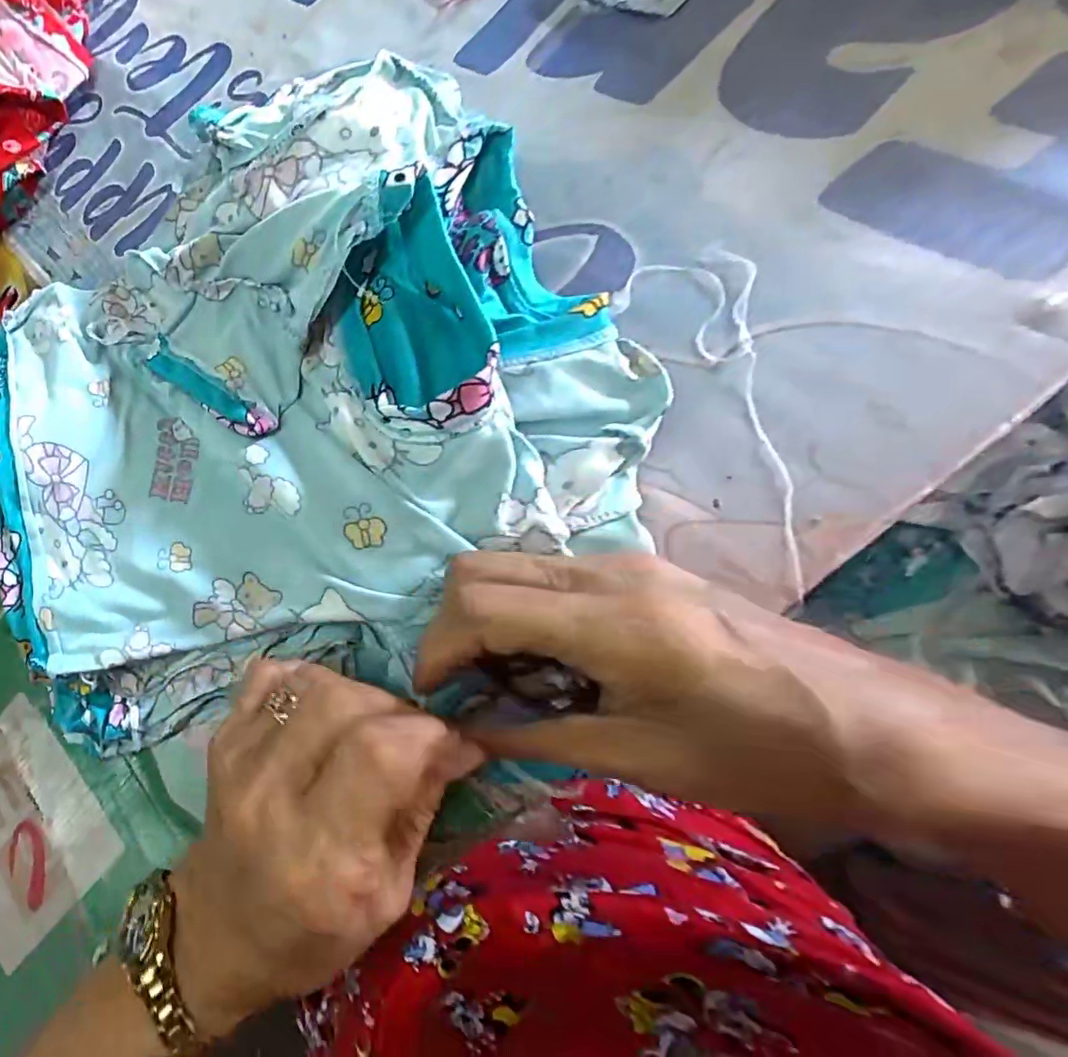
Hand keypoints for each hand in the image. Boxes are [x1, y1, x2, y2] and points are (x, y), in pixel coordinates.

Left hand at [169, 659, 481, 1034]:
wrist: (223, 923)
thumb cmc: (315, 930)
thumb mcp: (389, 894)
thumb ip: (420, 808)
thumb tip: (460, 741)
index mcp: (324, 850)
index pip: (377, 752)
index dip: (425, 731)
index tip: (448, 741)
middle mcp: (272, 791)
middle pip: (340, 701)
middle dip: (392, 707)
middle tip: (408, 734)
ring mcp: (237, 756)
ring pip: (306, 681)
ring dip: (352, 691)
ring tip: (365, 723)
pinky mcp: (220, 737)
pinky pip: (266, 675)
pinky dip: (303, 680)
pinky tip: (318, 710)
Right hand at [413, 551, 1024, 835]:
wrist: (888, 732)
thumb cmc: (765, 757)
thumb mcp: (638, 760)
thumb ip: (530, 737)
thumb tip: (458, 730)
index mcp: (613, 621)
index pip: (478, 606)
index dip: (437, 648)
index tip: (432, 693)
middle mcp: (608, 571)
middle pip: (474, 568)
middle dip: (447, 626)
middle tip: (461, 680)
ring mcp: (625, 561)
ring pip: (505, 563)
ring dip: (481, 614)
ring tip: (504, 671)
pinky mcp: (639, 567)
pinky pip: (544, 571)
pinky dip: (518, 606)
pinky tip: (548, 654)